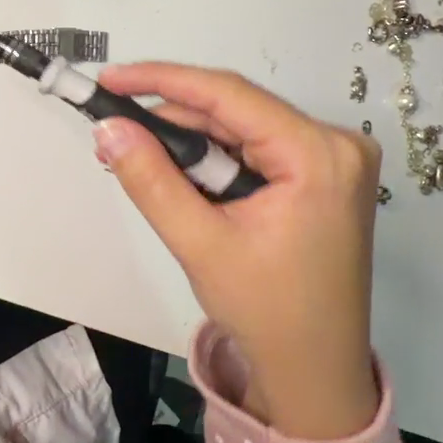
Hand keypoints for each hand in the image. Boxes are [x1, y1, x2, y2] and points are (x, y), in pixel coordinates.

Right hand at [93, 64, 381, 439]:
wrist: (313, 365)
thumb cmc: (265, 308)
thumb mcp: (199, 243)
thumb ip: (151, 181)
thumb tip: (107, 128)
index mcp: (319, 154)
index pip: (229, 95)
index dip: (163, 80)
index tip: (109, 77)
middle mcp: (335, 145)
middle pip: (235, 112)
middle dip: (169, 120)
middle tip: (110, 131)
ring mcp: (331, 162)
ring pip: (239, 131)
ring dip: (185, 144)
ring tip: (130, 158)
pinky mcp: (319, 179)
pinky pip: (252, 152)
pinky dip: (208, 162)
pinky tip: (173, 176)